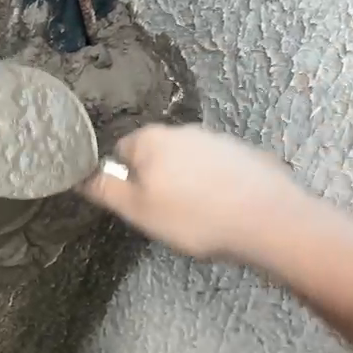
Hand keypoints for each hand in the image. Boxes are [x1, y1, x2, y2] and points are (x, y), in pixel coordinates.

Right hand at [76, 124, 316, 261]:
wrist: (271, 222)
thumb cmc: (194, 216)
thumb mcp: (137, 210)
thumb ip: (104, 189)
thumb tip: (80, 175)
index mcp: (150, 139)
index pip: (121, 152)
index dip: (126, 180)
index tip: (139, 204)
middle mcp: (182, 130)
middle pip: (156, 155)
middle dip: (157, 179)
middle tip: (167, 214)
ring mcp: (218, 140)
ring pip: (189, 162)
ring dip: (188, 182)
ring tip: (201, 216)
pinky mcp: (247, 155)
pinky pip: (220, 170)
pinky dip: (218, 186)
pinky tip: (227, 211)